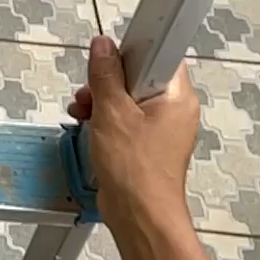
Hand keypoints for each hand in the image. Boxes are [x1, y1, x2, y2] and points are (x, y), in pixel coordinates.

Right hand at [67, 35, 199, 231]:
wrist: (139, 213)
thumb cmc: (132, 166)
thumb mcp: (112, 113)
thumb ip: (105, 76)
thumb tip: (102, 45)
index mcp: (177, 96)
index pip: (158, 55)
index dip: (128, 54)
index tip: (105, 63)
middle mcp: (175, 109)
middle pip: (138, 78)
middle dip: (106, 84)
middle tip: (88, 96)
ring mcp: (162, 128)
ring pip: (128, 100)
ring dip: (101, 103)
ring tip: (82, 114)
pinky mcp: (146, 144)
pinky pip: (125, 120)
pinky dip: (104, 120)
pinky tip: (88, 127)